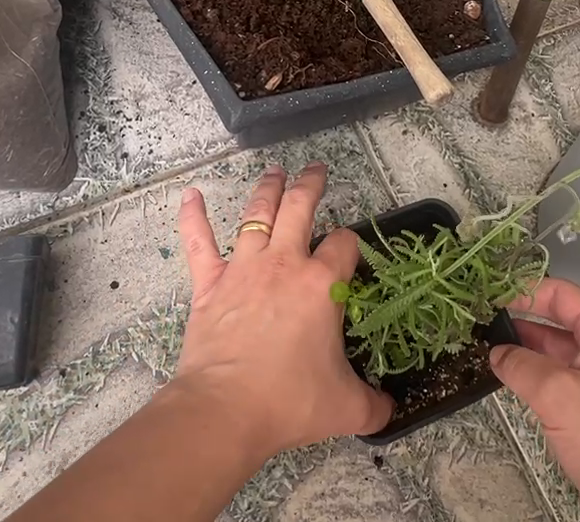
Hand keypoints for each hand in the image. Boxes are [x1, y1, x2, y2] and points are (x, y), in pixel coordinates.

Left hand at [171, 163, 393, 458]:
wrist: (225, 410)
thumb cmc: (289, 402)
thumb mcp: (345, 407)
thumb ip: (373, 404)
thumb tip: (389, 410)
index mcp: (322, 285)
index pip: (343, 245)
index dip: (350, 244)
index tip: (349, 252)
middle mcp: (284, 264)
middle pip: (300, 208)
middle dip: (310, 185)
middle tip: (316, 169)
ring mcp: (244, 269)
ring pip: (257, 215)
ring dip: (267, 189)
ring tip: (275, 171)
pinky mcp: (210, 283)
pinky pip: (199, 242)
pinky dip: (194, 216)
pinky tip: (191, 195)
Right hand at [491, 279, 579, 521]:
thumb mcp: (559, 395)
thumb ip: (522, 366)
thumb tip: (497, 353)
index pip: (563, 294)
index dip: (527, 291)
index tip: (493, 299)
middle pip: (559, 321)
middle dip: (523, 320)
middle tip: (484, 324)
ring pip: (558, 352)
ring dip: (526, 350)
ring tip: (490, 350)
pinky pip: (561, 380)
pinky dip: (536, 375)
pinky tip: (512, 381)